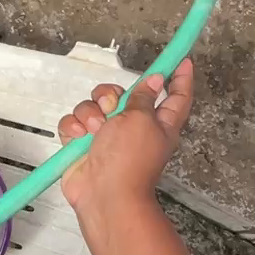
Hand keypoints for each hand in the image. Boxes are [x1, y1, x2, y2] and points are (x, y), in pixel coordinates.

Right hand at [56, 59, 194, 212]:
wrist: (104, 194)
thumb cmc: (129, 159)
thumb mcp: (141, 120)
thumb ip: (144, 96)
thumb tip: (155, 79)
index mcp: (159, 122)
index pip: (176, 96)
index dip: (180, 77)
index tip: (181, 60)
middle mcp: (132, 126)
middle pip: (121, 94)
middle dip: (109, 94)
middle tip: (109, 106)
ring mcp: (105, 135)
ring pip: (92, 106)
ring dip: (89, 114)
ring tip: (93, 130)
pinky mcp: (81, 144)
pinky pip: (73, 123)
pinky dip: (73, 128)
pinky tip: (78, 138)